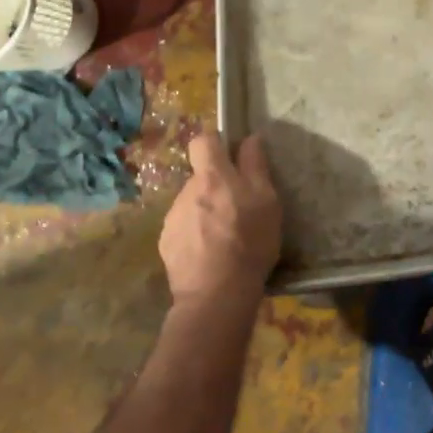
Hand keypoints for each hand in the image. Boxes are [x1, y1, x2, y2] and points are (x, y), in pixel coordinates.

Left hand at [161, 132, 281, 304]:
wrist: (217, 293)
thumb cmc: (250, 242)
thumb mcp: (267, 201)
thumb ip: (256, 166)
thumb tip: (249, 139)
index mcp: (213, 177)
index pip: (203, 141)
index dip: (216, 143)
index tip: (232, 156)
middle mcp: (187, 191)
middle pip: (201, 176)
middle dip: (217, 185)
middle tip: (238, 207)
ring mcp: (173, 218)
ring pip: (193, 202)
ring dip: (206, 210)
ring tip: (224, 234)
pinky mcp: (165, 243)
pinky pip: (183, 226)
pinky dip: (195, 232)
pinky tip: (210, 251)